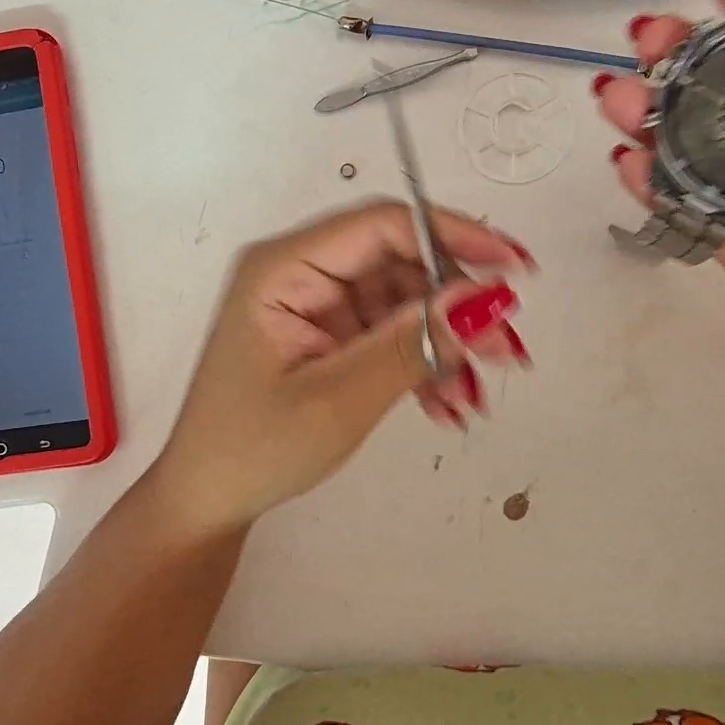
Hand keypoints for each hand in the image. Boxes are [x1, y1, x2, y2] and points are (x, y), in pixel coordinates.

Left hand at [147, 200, 533, 532]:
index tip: (515, 268)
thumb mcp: (339, 398)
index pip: (382, 225)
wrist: (210, 500)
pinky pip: (390, 334)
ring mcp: (316, 306)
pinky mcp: (328, 336)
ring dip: (445, 345)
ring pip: (403, 302)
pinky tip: (447, 406)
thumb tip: (488, 300)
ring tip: (473, 398)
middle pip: (400, 263)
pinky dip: (422, 365)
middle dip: (456, 308)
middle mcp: (300, 273)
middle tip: (506, 352)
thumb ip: (412, 345)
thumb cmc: (254, 449)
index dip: (453, 237)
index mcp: (283, 267)